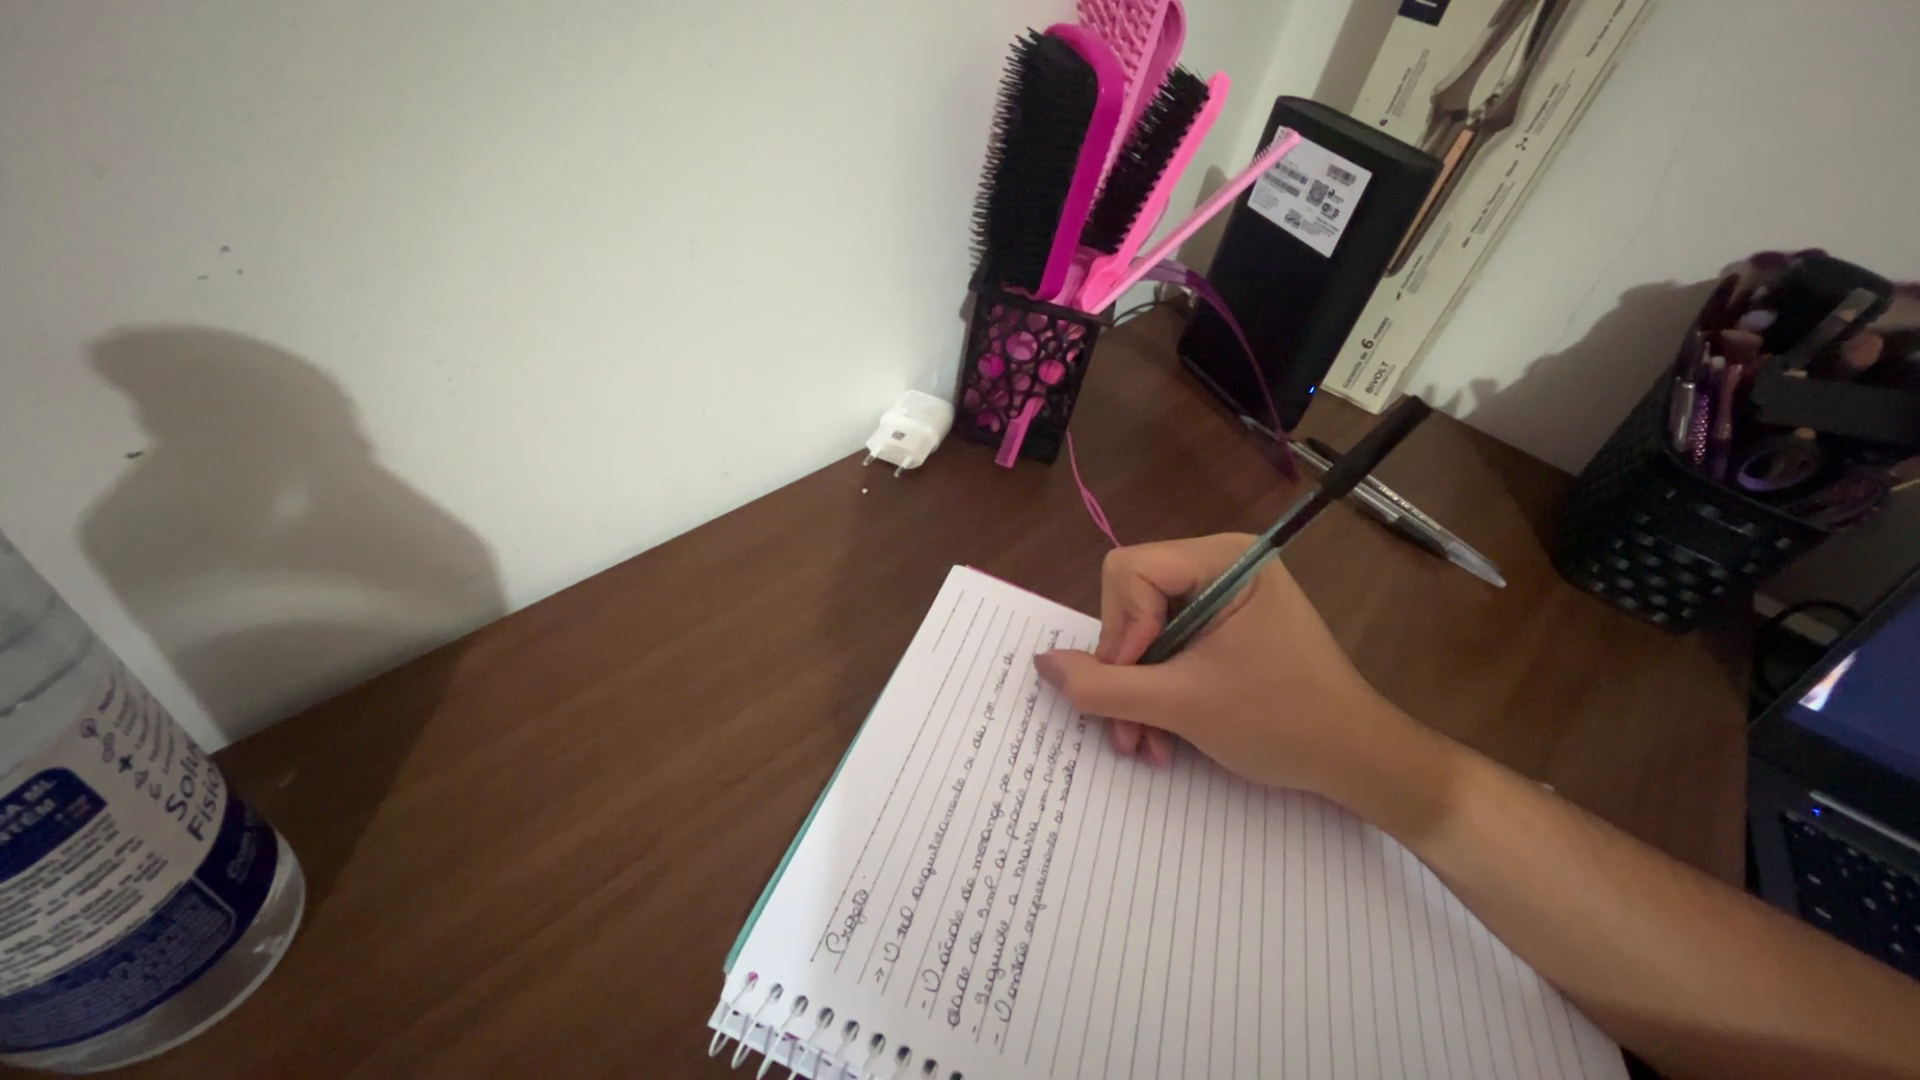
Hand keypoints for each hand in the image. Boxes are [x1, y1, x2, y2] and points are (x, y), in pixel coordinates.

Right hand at [1034, 534, 1414, 796]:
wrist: (1358, 761)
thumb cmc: (1282, 722)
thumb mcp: (1181, 706)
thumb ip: (1102, 685)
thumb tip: (1042, 663)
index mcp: (1223, 559)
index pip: (1128, 572)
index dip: (1120, 630)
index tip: (1139, 683)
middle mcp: (1220, 565)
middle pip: (1130, 603)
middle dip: (1125, 672)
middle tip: (1129, 728)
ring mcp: (1221, 596)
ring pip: (1142, 633)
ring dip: (1135, 693)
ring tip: (1144, 744)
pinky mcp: (1222, 627)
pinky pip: (1165, 648)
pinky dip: (1156, 692)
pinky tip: (1161, 736)